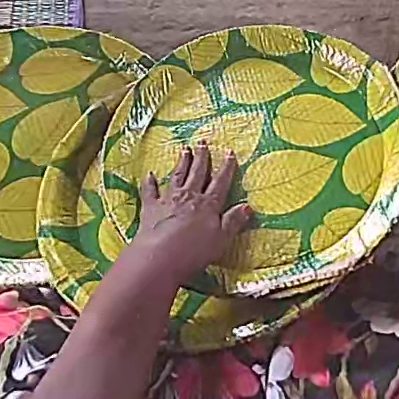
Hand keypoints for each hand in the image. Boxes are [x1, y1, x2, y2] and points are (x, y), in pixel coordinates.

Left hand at [117, 143, 253, 294]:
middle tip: (202, 142)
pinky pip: (150, 191)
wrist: (160, 256)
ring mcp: (169, 200)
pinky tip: (150, 174)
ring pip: (177, 176)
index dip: (227, 167)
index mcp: (208, 204)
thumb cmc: (194, 251)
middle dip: (202, 157)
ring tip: (184, 149)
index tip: (230, 153)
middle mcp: (189, 196)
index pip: (220, 182)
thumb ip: (234, 221)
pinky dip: (150, 182)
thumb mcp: (221, 238)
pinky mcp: (151, 208)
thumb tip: (248, 206)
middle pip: (197, 173)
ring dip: (182, 163)